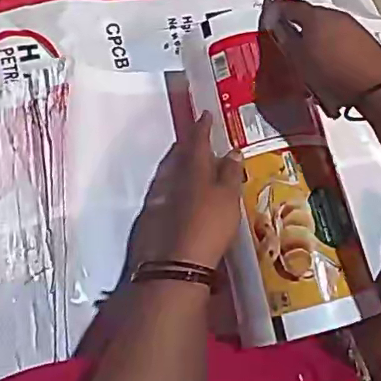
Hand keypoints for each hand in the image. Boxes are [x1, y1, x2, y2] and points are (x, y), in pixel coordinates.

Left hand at [130, 113, 244, 271]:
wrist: (173, 265)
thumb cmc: (208, 227)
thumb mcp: (228, 199)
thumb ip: (230, 174)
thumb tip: (232, 152)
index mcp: (192, 169)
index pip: (197, 141)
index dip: (202, 127)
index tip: (205, 114)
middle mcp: (170, 179)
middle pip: (177, 155)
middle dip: (186, 145)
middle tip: (195, 138)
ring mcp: (156, 199)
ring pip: (166, 174)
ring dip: (176, 165)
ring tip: (186, 165)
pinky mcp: (149, 219)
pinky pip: (161, 193)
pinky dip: (170, 188)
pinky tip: (174, 195)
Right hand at [261, 0, 380, 114]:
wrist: (376, 87)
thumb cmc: (330, 72)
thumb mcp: (299, 59)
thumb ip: (284, 38)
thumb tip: (275, 22)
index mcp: (314, 16)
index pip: (289, 6)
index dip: (275, 12)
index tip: (267, 21)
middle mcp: (334, 15)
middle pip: (309, 17)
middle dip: (296, 28)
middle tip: (285, 44)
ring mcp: (352, 27)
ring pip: (326, 29)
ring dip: (315, 40)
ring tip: (307, 61)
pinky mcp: (364, 42)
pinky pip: (339, 41)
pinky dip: (330, 50)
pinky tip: (328, 69)